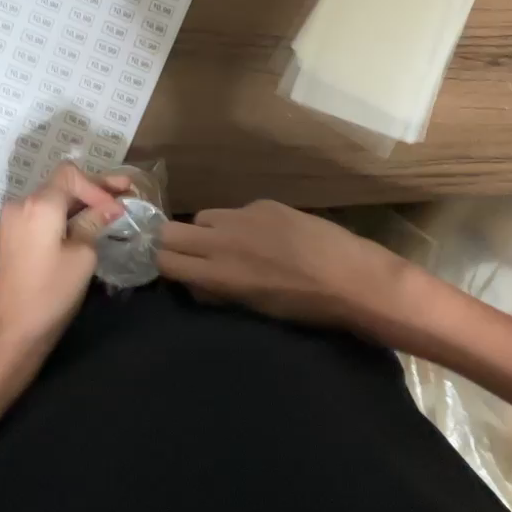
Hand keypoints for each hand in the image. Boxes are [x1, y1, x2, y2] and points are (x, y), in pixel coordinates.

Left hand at [0, 164, 130, 354]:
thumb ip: (93, 224)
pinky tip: (81, 226)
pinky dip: (61, 217)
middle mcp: (19, 205)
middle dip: (91, 190)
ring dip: (77, 204)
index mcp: (38, 204)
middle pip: (59, 185)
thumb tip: (108, 208)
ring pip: (49, 200)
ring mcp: (9, 222)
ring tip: (107, 211)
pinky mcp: (8, 239)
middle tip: (124, 194)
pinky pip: (39, 216)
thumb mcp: (82, 257)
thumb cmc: (50, 295)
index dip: (100, 185)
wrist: (8, 334)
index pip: (71, 175)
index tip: (122, 204)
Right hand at [158, 200, 416, 333]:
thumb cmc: (304, 307)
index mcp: (218, 273)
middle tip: (182, 252)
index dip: (159, 262)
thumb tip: (195, 283)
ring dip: (206, 231)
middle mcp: (221, 240)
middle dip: (170, 241)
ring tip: (228, 244)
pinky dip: (240, 223)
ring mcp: (243, 217)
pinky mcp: (264, 204)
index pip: (163, 259)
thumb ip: (218, 291)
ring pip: (203, 217)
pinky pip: (236, 211)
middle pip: (170, 231)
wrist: (352, 279)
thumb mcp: (253, 307)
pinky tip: (265, 236)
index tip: (163, 267)